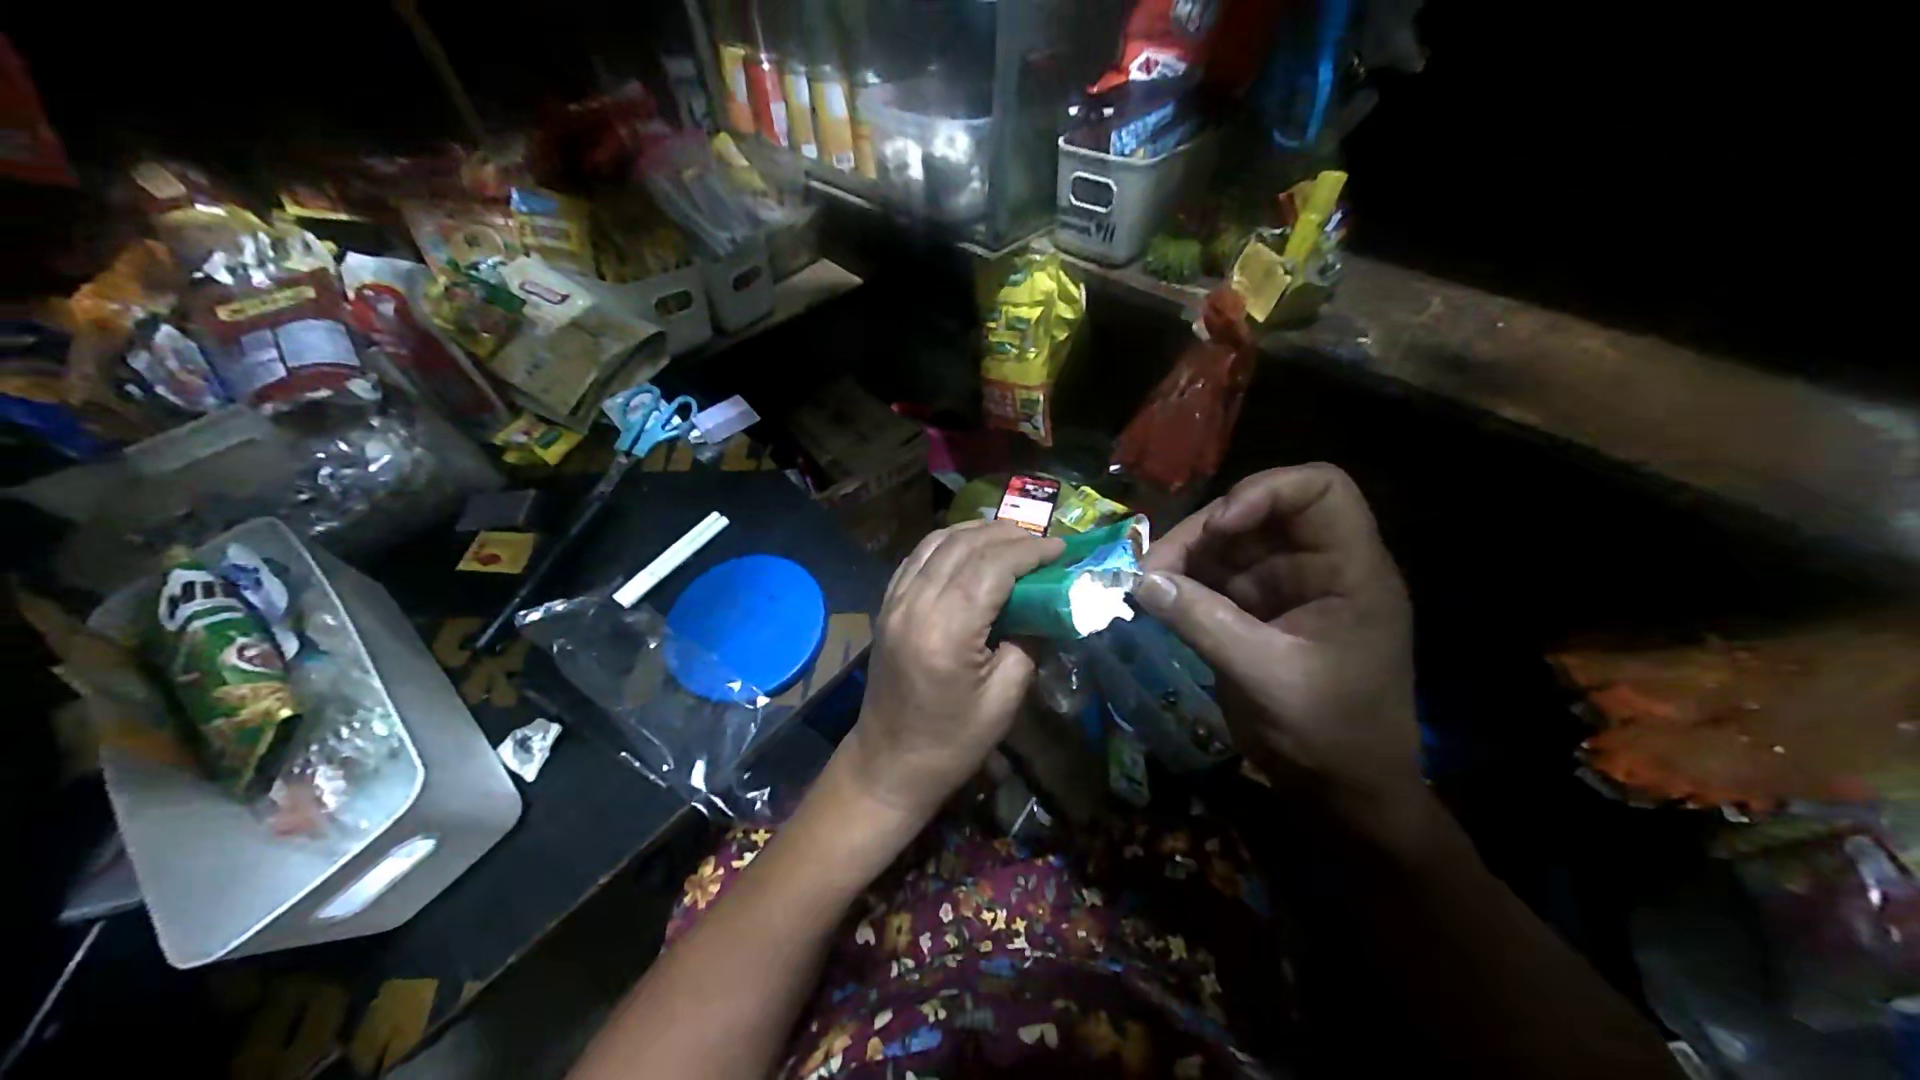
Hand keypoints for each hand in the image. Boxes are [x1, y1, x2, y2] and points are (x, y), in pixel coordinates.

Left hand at [840, 521, 1064, 823]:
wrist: (890, 762)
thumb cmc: (953, 741)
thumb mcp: (1004, 699)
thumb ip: (1028, 642)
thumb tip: (1047, 605)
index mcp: (947, 630)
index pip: (992, 566)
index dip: (1030, 551)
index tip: (1061, 549)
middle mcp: (915, 605)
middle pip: (965, 546)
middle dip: (1008, 536)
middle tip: (1042, 544)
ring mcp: (895, 602)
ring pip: (937, 543)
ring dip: (977, 533)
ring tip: (1011, 538)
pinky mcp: (887, 606)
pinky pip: (917, 558)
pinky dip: (947, 544)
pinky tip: (969, 548)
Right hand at [1134, 464, 1427, 839]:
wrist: (1345, 792)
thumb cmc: (1330, 735)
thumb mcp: (1265, 677)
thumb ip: (1204, 623)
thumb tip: (1142, 581)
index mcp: (1351, 571)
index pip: (1319, 490)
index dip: (1266, 491)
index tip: (1220, 526)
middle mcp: (1319, 566)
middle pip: (1259, 512)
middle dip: (1204, 531)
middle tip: (1154, 567)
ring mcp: (1286, 587)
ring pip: (1230, 543)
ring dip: (1185, 556)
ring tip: (1147, 584)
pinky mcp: (1258, 610)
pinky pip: (1216, 577)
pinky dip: (1184, 582)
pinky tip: (1156, 597)